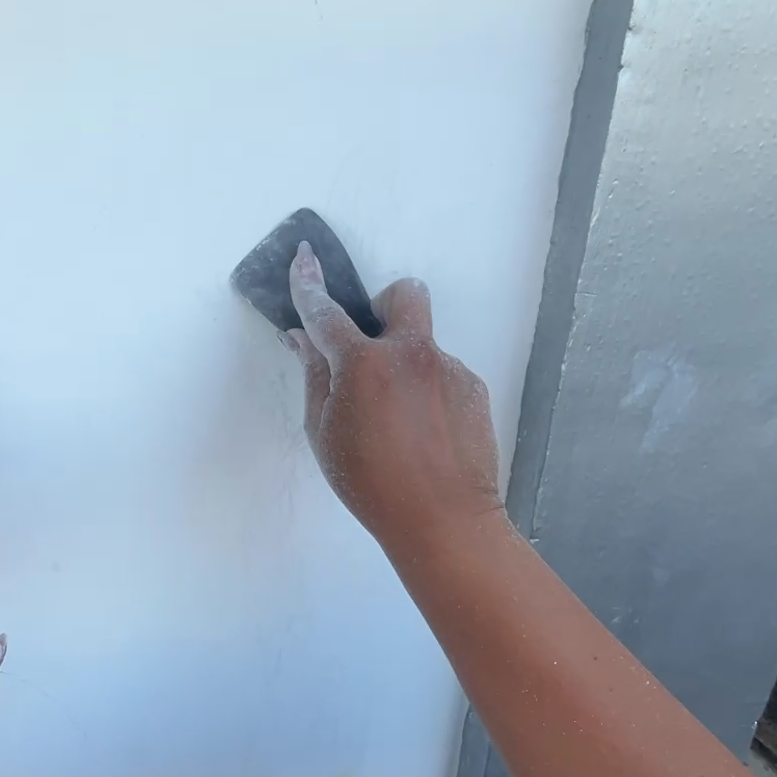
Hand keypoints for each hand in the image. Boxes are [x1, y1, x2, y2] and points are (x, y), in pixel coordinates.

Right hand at [283, 242, 503, 550]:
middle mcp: (411, 353)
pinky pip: (441, 373)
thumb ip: (314, 376)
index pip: (327, 312)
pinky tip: (421, 432)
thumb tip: (303, 338)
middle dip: (383, 306)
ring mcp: (448, 368)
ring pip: (422, 343)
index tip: (304, 257)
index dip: (309, 283)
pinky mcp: (473, 387)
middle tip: (370, 348)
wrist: (442, 519)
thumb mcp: (321, 432)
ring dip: (403, 361)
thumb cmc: (367, 482)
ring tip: (395, 417)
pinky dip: (425, 389)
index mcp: (363, 364)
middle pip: (404, 294)